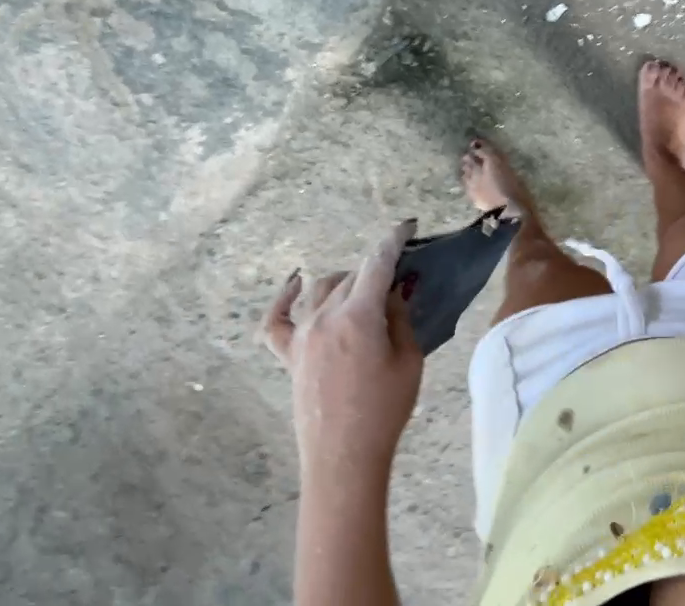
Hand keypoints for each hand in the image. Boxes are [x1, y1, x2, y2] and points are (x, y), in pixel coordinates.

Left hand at [264, 221, 422, 476]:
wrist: (344, 459)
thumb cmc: (385, 411)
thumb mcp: (409, 359)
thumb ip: (399, 317)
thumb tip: (394, 291)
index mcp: (358, 315)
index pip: (378, 262)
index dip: (394, 239)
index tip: (408, 226)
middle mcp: (324, 317)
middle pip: (352, 275)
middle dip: (376, 270)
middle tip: (399, 280)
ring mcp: (301, 336)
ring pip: (320, 289)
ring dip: (344, 282)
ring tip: (364, 292)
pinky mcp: (288, 357)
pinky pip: (275, 321)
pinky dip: (283, 299)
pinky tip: (293, 284)